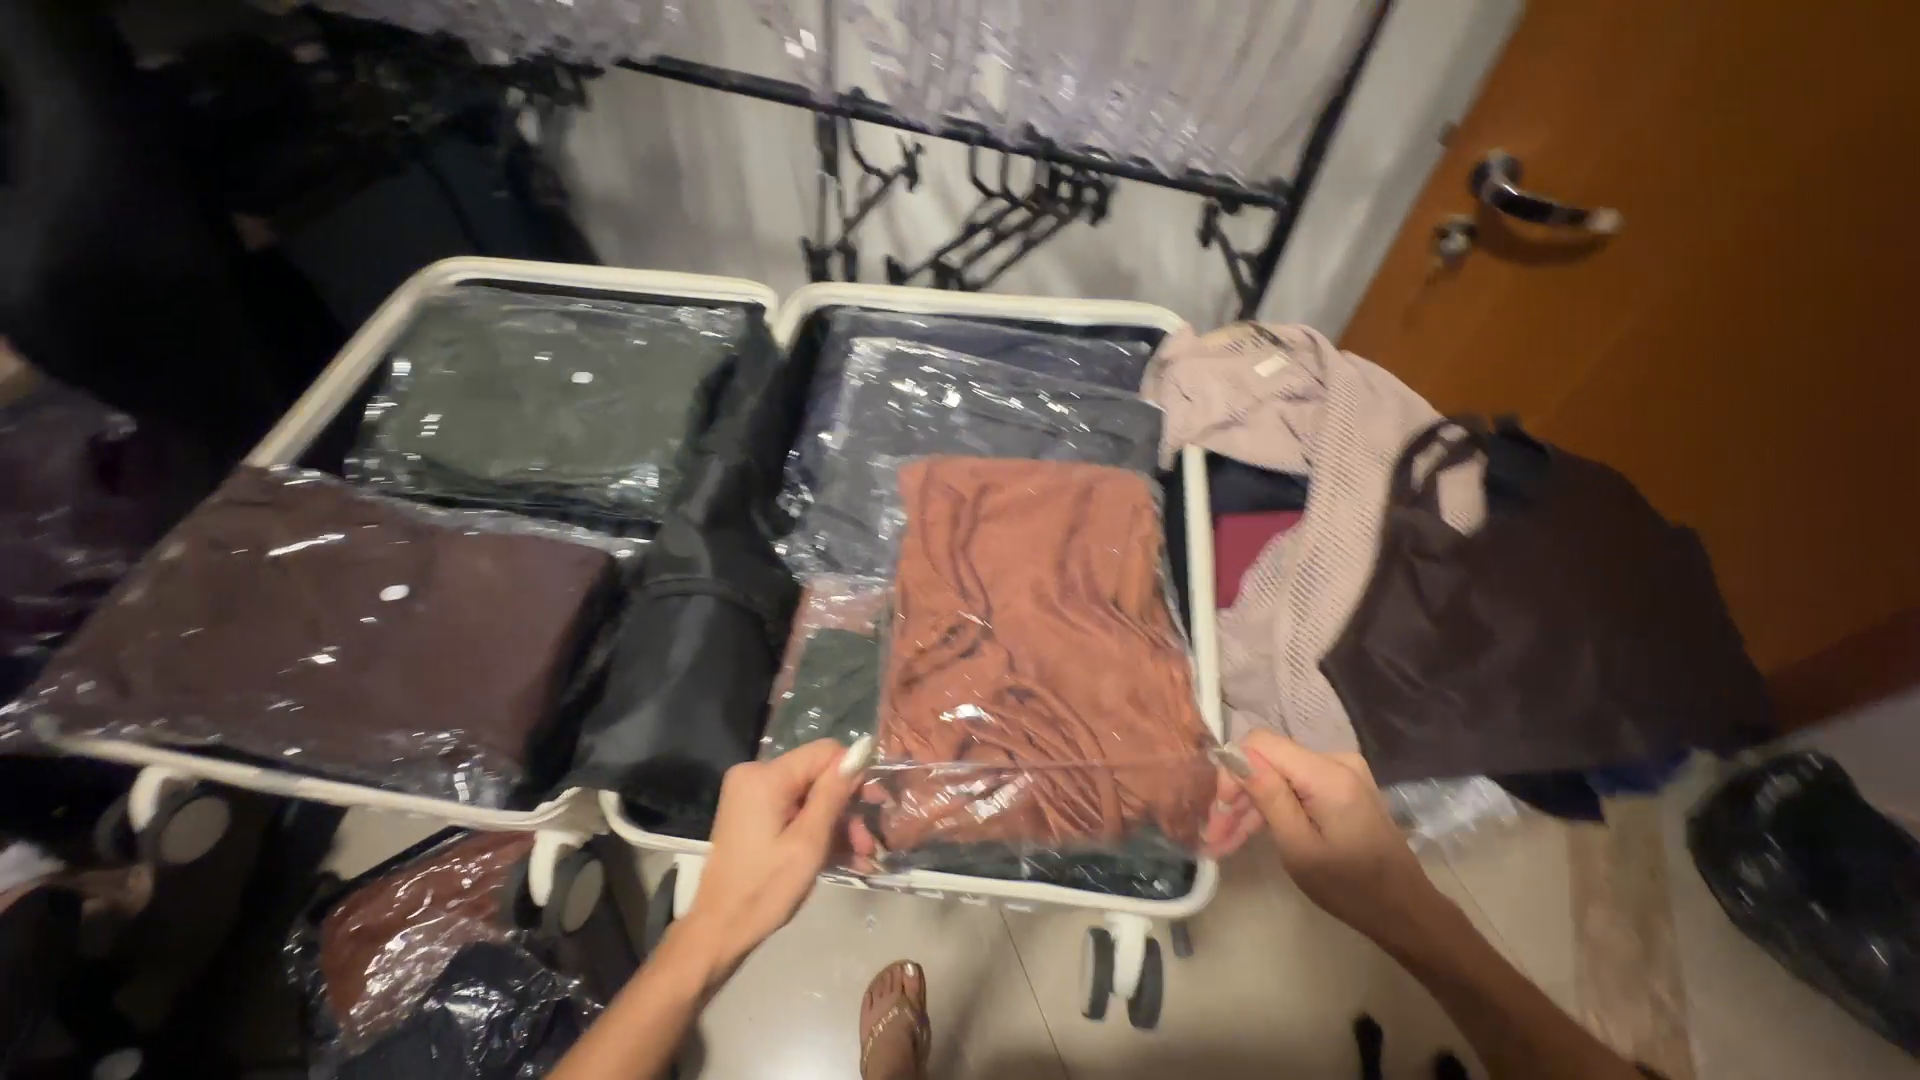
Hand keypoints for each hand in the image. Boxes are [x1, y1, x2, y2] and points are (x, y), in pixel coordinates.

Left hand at [677, 739, 861, 975]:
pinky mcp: (753, 815)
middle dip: (846, 807)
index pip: (824, 753)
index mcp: (765, 777)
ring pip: (809, 796)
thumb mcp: (808, 843)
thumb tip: (859, 752)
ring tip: (861, 856)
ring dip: (836, 824)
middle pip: (817, 776)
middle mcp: (755, 776)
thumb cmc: (764, 889)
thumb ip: (833, 794)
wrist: (719, 931)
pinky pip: (794, 811)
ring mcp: (752, 796)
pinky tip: (843, 858)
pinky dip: (816, 831)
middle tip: (869, 843)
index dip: (853, 774)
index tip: (875, 804)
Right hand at [1224, 730, 1445, 944]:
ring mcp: (1341, 773)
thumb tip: (1234, 755)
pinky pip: (1295, 786)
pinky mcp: (1342, 787)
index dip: (1233, 769)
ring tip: (1224, 841)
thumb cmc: (1350, 888)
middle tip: (1214, 834)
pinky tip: (1248, 833)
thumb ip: (1268, 796)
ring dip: (1250, 806)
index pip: (1260, 743)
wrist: (1405, 911)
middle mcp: (1336, 761)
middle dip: (1237, 795)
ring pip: (1277, 776)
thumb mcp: (1299, 847)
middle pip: (1268, 761)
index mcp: (1328, 774)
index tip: (1220, 808)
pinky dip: (1273, 809)